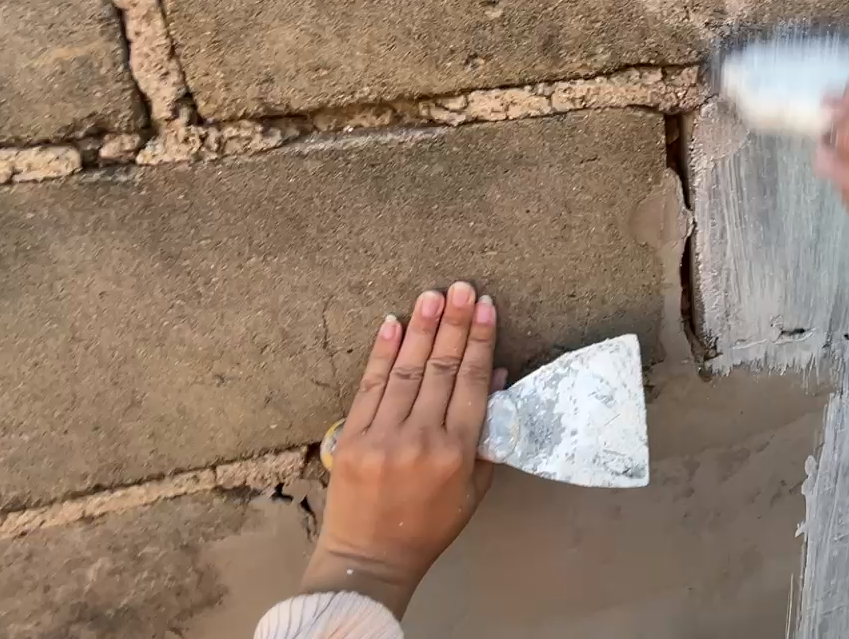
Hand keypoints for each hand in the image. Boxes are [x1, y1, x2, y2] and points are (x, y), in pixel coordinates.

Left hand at [300, 282, 504, 615]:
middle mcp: (421, 439)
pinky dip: (383, 353)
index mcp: (457, 452)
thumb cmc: (431, 524)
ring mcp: (383, 438)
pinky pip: (370, 387)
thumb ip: (489, 431)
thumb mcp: (476, 484)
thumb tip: (495, 373)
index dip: (480, 339)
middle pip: (441, 368)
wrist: (368, 561)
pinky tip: (392, 323)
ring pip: (407, 371)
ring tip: (433, 294)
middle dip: (453, 323)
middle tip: (462, 287)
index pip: (471, 381)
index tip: (486, 306)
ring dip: (421, 328)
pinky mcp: (353, 440)